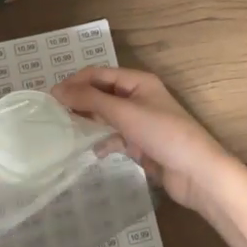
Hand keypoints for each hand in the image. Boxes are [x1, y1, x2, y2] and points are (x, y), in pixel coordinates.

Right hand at [50, 67, 242, 210]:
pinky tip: (91, 151)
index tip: (49, 96)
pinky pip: (116, 138)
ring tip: (64, 130)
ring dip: (89, 121)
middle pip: (102, 93)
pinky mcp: (142, 144)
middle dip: (79, 100)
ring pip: (107, 116)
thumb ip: (90, 100)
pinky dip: (103, 142)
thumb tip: (57, 90)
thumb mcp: (125, 112)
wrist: (197, 173)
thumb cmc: (163, 134)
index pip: (99, 74)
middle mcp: (139, 97)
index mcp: (138, 81)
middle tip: (52, 114)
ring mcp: (141, 122)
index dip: (75, 82)